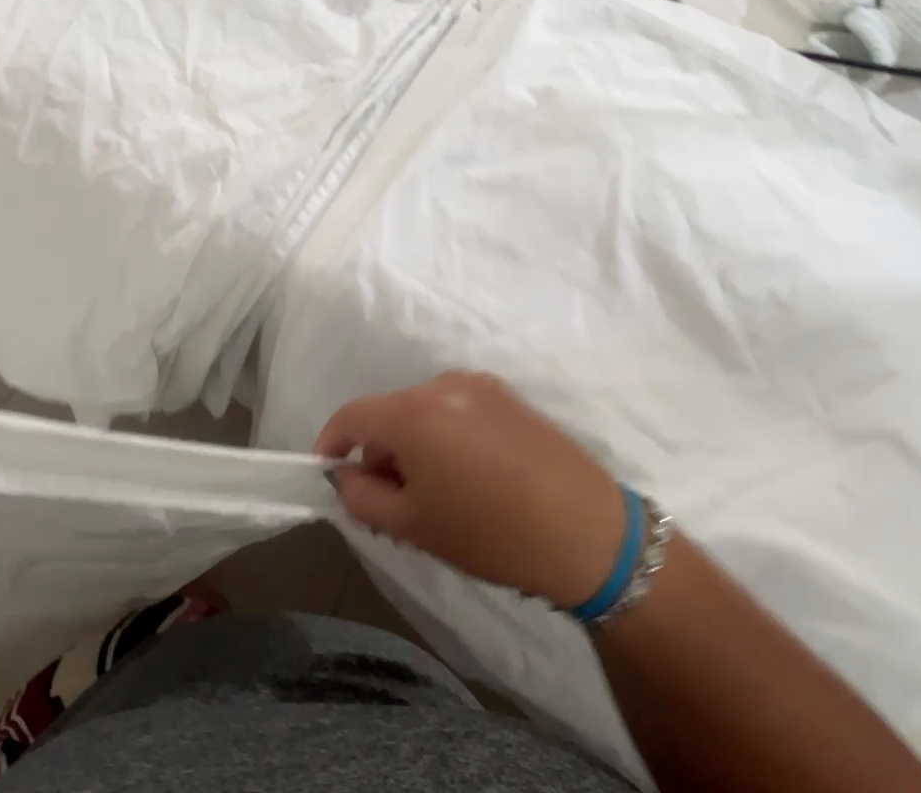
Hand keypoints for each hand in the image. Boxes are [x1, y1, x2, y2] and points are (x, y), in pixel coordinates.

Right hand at [315, 372, 628, 607]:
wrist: (590, 534)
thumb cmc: (490, 534)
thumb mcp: (412, 526)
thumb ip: (361, 496)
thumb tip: (347, 476)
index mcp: (413, 413)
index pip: (351, 416)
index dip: (331, 444)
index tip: (330, 475)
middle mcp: (444, 386)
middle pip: (389, 413)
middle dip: (378, 452)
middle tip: (388, 501)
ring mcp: (482, 388)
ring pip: (424, 412)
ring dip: (414, 446)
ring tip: (433, 495)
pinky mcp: (512, 399)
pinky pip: (458, 412)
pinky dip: (446, 438)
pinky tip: (468, 480)